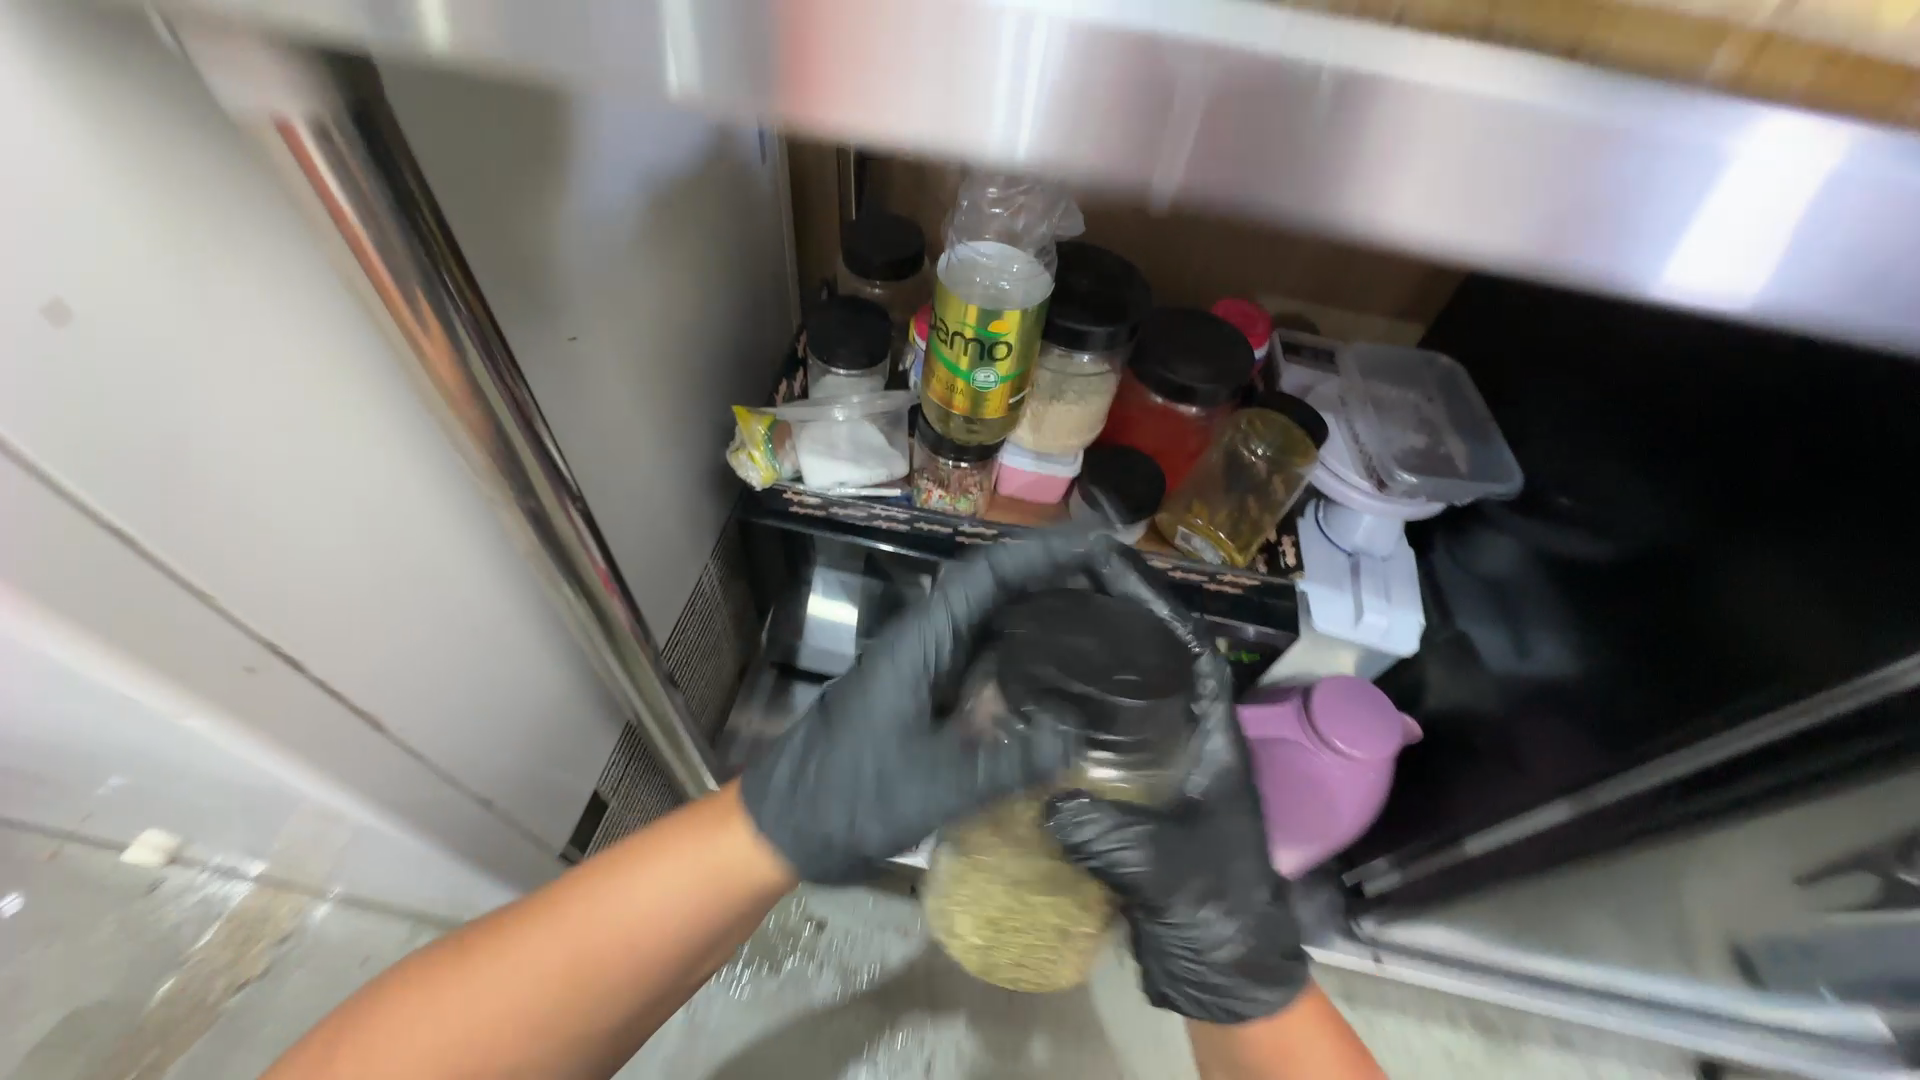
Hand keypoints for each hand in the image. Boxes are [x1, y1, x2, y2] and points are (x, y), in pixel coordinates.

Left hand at [740, 529, 1099, 884]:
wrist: (786, 823)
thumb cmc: (851, 798)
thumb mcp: (937, 787)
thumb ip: (1010, 763)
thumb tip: (1081, 738)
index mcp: (920, 642)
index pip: (985, 576)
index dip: (1041, 554)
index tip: (1095, 546)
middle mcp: (922, 640)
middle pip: (989, 587)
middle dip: (1049, 573)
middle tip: (1111, 579)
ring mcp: (920, 665)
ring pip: (984, 618)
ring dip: (1035, 604)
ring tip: (1095, 608)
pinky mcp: (921, 691)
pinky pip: (977, 653)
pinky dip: (1019, 646)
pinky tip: (1052, 664)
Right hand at [1046, 546, 1309, 1023]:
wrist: (1216, 960)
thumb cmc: (1214, 907)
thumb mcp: (1170, 871)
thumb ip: (1118, 840)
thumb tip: (1054, 804)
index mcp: (1212, 731)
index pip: (1187, 645)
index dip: (1151, 599)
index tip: (1105, 562)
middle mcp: (1187, 730)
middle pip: (1151, 652)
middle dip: (1110, 611)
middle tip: (1053, 583)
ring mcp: (1160, 754)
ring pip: (1126, 683)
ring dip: (1090, 648)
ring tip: (1037, 620)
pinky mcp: (1133, 780)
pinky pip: (1101, 721)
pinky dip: (1071, 697)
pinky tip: (1030, 692)